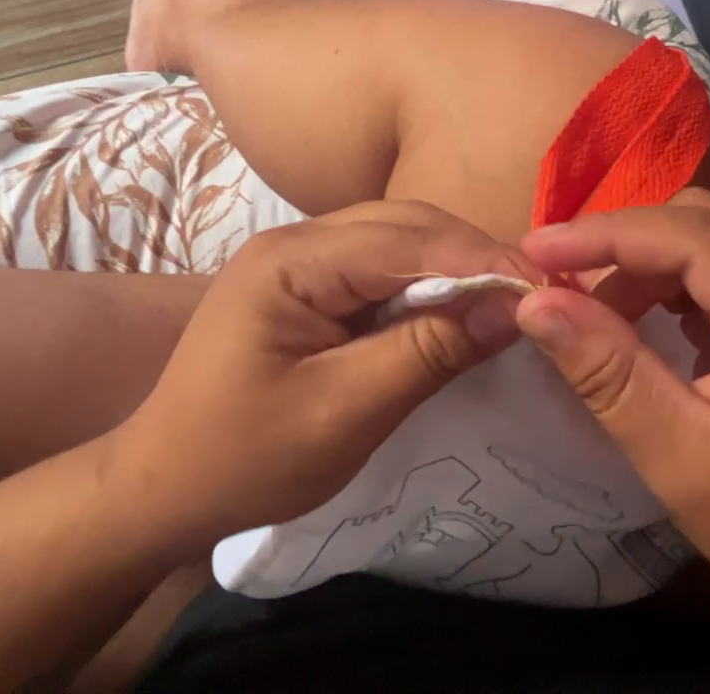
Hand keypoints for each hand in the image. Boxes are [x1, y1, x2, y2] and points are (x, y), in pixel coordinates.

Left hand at [117, 200, 533, 546]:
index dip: (480, 259)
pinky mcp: (304, 286)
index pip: (406, 238)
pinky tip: (453, 310)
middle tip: (534, 295)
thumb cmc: (244, 458)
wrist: (164, 485)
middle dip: (472, 254)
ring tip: (505, 302)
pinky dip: (424, 284)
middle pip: (403, 223)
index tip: (546, 290)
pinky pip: (378, 267)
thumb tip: (510, 309)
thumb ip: (426, 353)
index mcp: (291, 261)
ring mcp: (296, 259)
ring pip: (395, 239)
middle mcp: (293, 241)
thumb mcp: (343, 413)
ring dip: (452, 265)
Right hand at [515, 189, 709, 623]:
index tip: (536, 248)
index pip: (700, 242)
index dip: (612, 235)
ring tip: (594, 309)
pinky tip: (639, 318)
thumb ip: (611, 377)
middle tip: (559, 281)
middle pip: (708, 223)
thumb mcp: (683, 465)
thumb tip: (536, 302)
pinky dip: (666, 277)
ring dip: (643, 258)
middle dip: (625, 241)